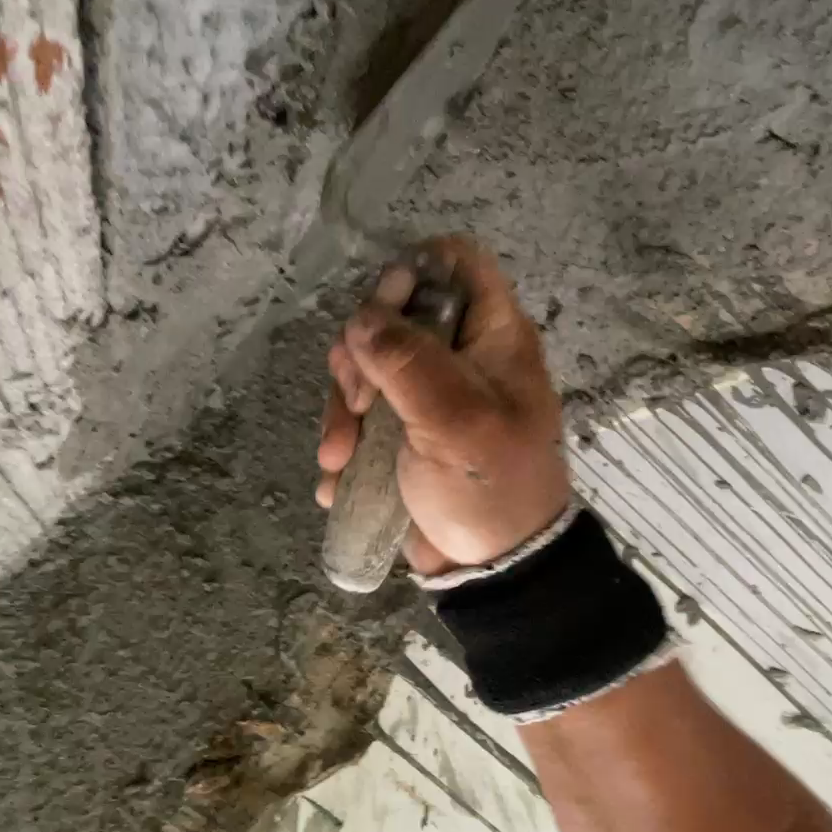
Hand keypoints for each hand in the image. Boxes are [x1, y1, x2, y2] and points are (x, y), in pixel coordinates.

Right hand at [317, 236, 572, 574]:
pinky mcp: (403, 431)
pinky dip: (344, 442)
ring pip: (367, 366)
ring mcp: (428, 395)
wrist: (494, 568)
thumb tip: (361, 319)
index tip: (381, 316)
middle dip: (360, 358)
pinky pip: (361, 415)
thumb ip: (408, 362)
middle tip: (358, 405)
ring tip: (337, 458)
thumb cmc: (490, 489)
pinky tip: (337, 480)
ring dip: (342, 410)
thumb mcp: (456, 421)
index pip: (456, 263)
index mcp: (493, 337)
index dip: (414, 273)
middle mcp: (460, 355)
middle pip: (392, 316)